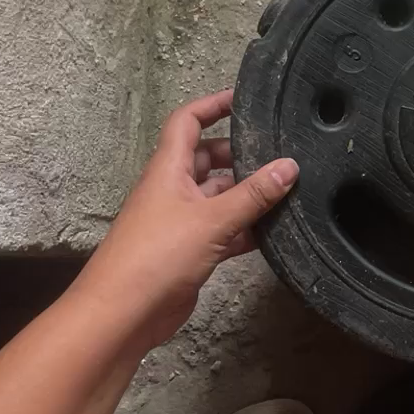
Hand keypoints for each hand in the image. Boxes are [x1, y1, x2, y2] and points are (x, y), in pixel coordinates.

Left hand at [75, 89, 297, 340]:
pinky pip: (224, 229)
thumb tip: (290, 165)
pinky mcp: (191, 250)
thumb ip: (254, 194)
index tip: (246, 98)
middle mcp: (174, 189)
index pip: (188, 122)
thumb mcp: (212, 219)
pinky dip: (246, 227)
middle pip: (211, 159)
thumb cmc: (159, 255)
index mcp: (169, 169)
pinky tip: (275, 230)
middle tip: (282, 153)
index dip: (213, 105)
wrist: (122, 315)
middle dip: (243, 154)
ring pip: (221, 196)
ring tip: (290, 190)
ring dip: (249, 194)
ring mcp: (182, 221)